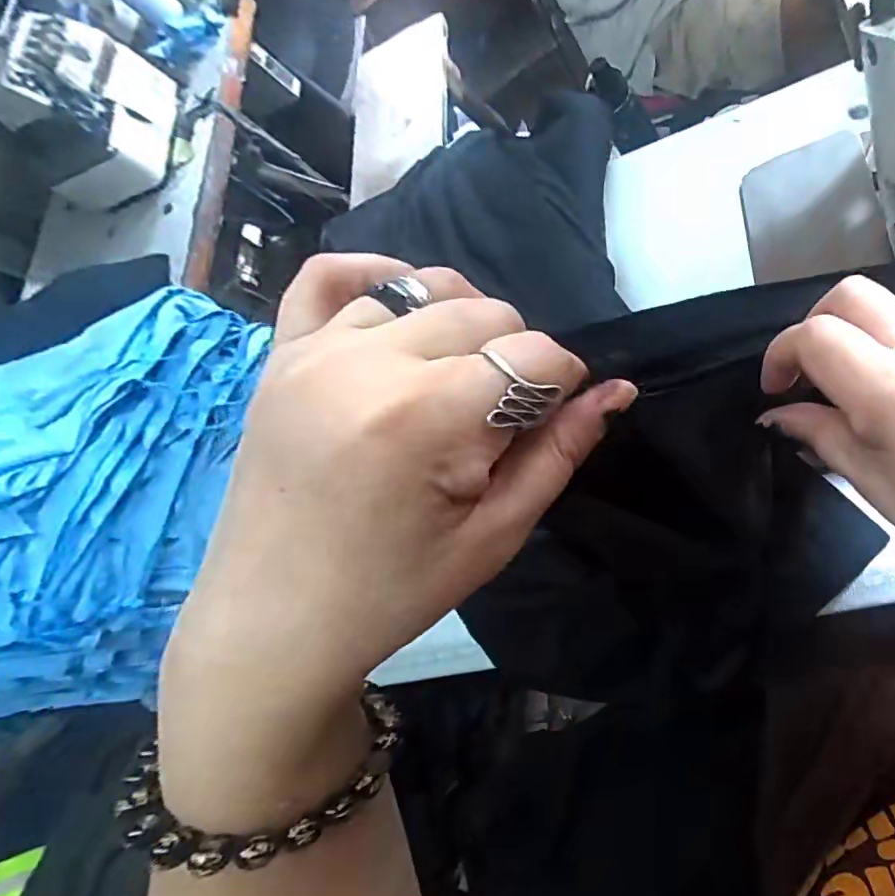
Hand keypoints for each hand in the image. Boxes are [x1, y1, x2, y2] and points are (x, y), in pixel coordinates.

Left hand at [159, 255, 635, 825]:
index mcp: (428, 416)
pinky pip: (328, 276)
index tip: (556, 418)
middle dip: (519, 356)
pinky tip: (404, 305)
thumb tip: (615, 392)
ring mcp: (316, 351)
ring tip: (463, 381)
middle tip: (505, 419)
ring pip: (425, 290)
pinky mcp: (281, 355)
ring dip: (465, 325)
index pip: (534, 354)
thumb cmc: (398, 590)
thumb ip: (558, 453)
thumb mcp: (497, 533)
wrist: (279, 619)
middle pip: (487, 313)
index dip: (565, 381)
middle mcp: (370, 363)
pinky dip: (377, 275)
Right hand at [758, 276, 894, 586]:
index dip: (782, 353)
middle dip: (814, 323)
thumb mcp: (867, 479)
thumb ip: (818, 432)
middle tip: (806, 370)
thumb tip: (779, 412)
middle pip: (853, 295)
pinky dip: (891, 358)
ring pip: (887, 313)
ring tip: (850, 392)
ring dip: (853, 339)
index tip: (776, 386)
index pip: (819, 335)